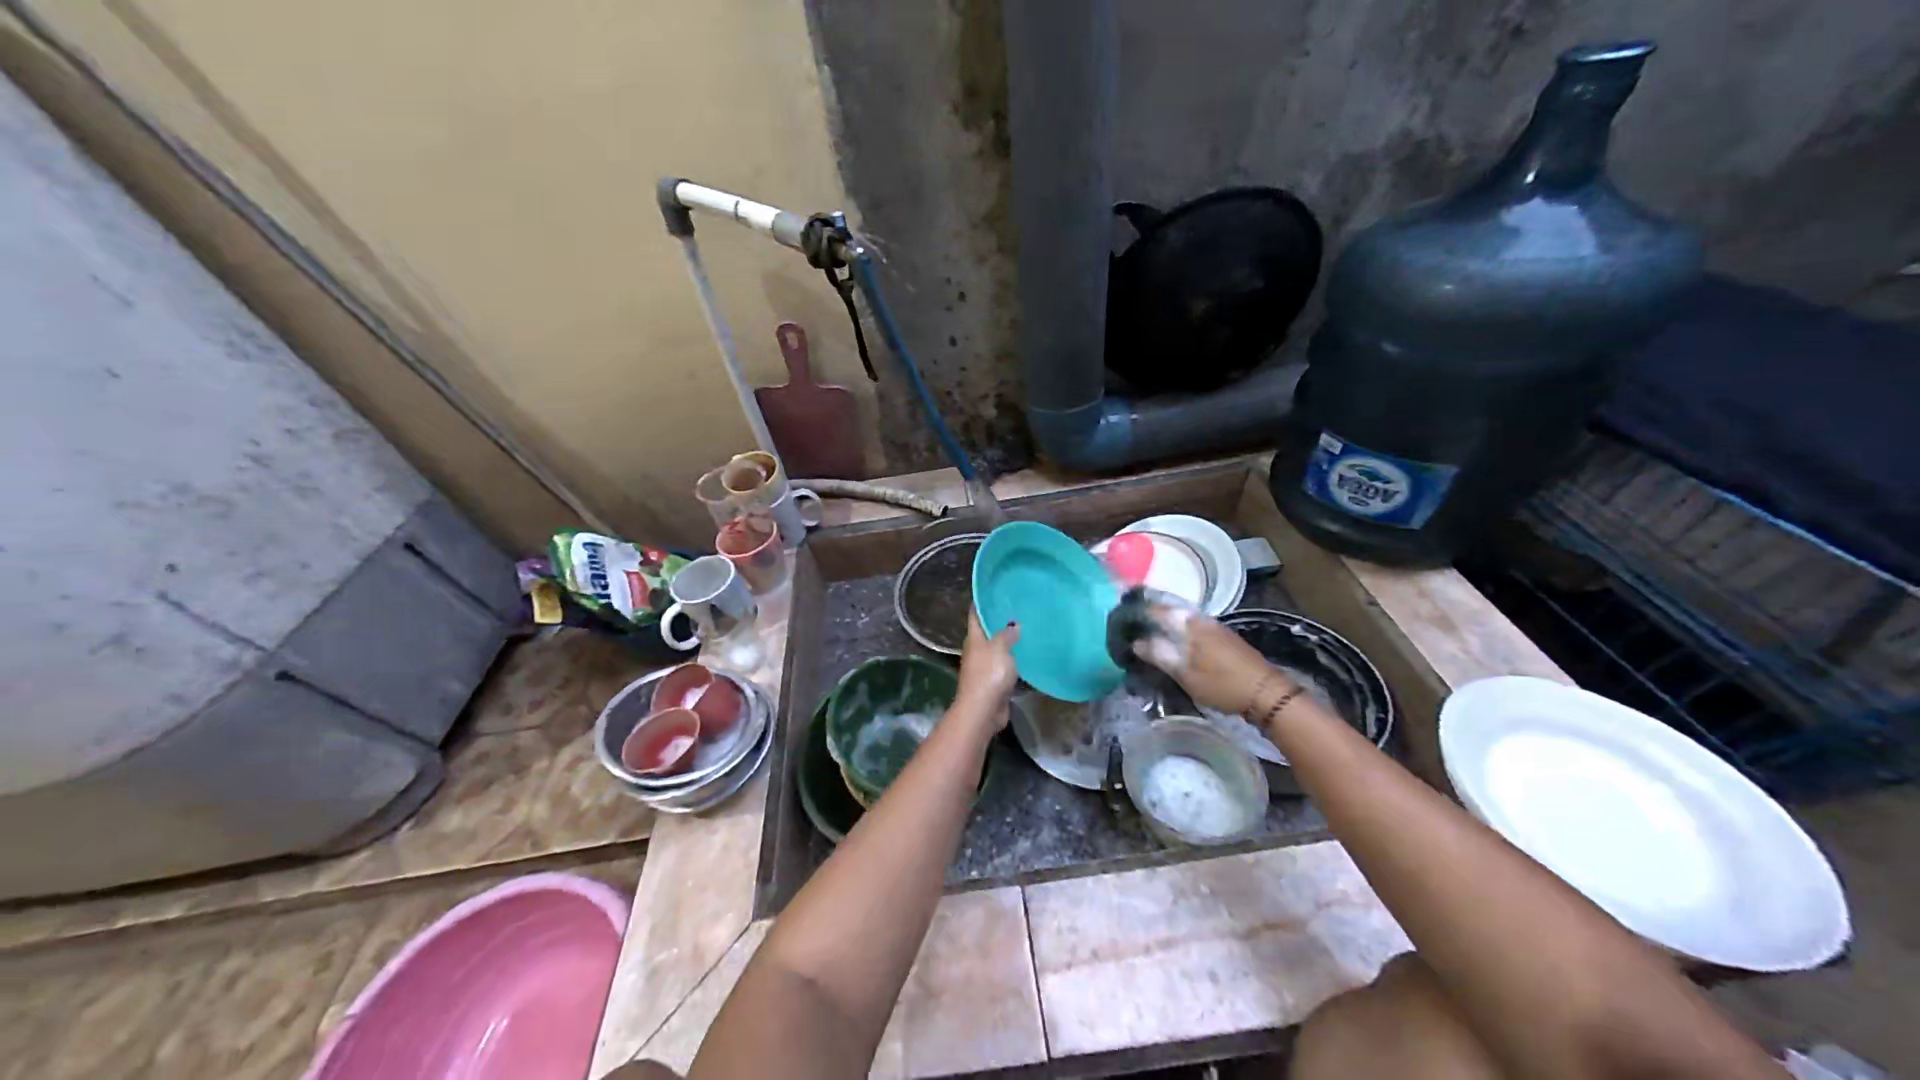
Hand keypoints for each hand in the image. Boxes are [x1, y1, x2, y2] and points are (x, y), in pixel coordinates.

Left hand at [953, 612, 1020, 731]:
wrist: (983, 709)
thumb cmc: (989, 673)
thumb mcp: (1000, 648)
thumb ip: (1007, 634)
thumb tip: (1013, 624)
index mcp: (974, 639)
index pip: (975, 615)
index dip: (981, 603)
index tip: (994, 592)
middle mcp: (977, 651)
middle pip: (986, 632)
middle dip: (998, 622)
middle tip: (1017, 609)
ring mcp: (984, 667)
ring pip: (996, 649)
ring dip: (1007, 642)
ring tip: (1025, 629)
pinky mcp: (994, 682)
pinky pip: (1004, 666)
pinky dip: (1013, 660)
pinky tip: (1026, 654)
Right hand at [1123, 595, 1272, 715]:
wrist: (1267, 694)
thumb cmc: (1222, 684)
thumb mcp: (1186, 674)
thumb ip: (1160, 655)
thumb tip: (1137, 642)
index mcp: (1190, 624)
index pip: (1157, 609)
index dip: (1139, 613)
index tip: (1123, 622)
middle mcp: (1202, 619)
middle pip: (1170, 613)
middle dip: (1151, 620)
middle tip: (1133, 632)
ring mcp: (1215, 628)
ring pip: (1183, 622)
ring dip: (1166, 628)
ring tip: (1150, 640)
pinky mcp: (1223, 639)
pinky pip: (1194, 630)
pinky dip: (1180, 635)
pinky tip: (1174, 646)